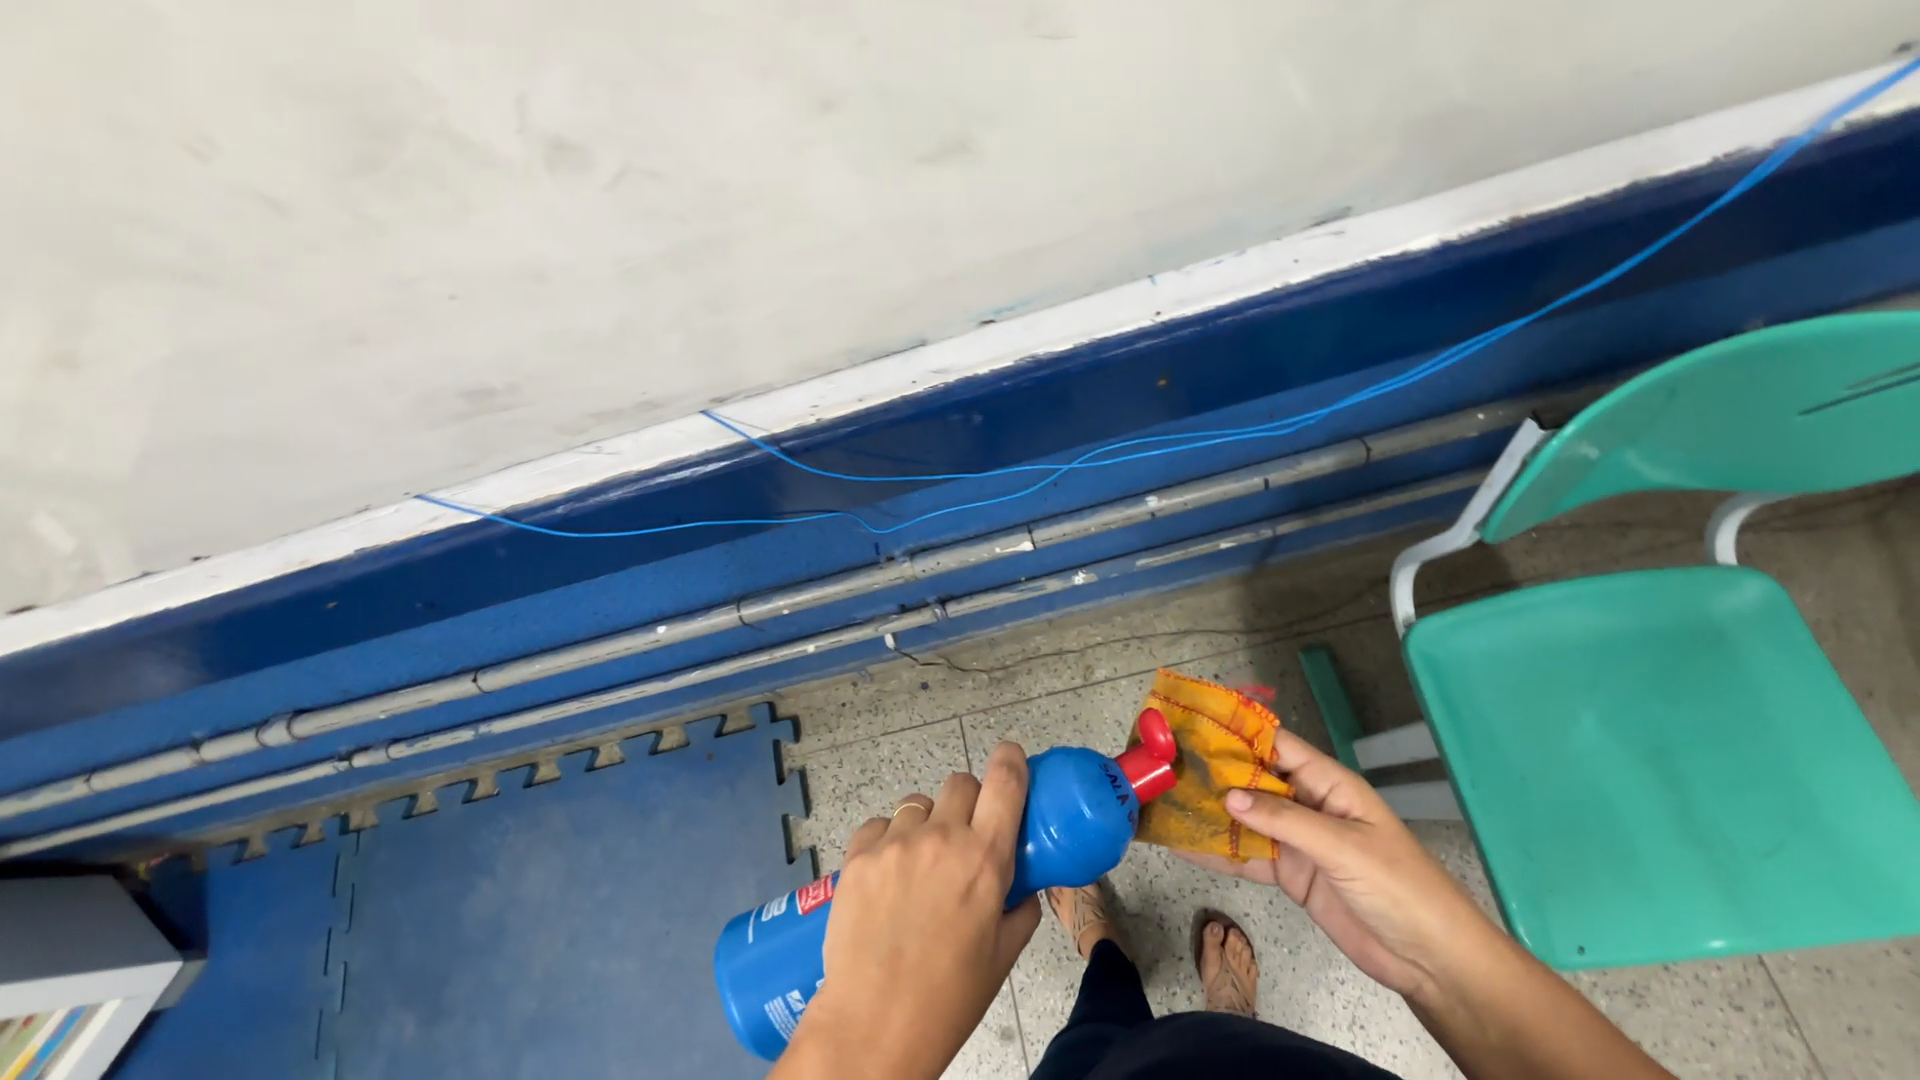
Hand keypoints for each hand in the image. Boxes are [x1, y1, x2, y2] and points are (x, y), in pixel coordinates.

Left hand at [776, 742, 1041, 1079]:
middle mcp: (942, 838)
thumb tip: (1023, 886)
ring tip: (918, 864)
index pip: (1004, 781)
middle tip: (963, 834)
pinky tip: (886, 874)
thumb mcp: (1003, 954)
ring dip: (925, 823)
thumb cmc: (950, 995)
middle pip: (960, 782)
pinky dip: (887, 840)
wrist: (875, 1023)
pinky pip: (879, 826)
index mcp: (986, 858)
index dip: (1010, 759)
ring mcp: (896, 843)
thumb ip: (1020, 908)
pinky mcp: (858, 855)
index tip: (1011, 758)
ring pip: (917, 804)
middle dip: (967, 799)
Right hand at [1177, 727, 1499, 1001]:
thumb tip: (1228, 796)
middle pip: (1254, 781)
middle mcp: (1308, 805)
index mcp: (1329, 784)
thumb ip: (1285, 821)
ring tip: (1164, 801)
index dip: (1239, 732)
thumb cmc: (1400, 888)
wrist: (1430, 960)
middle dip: (1214, 772)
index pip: (1278, 746)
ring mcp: (1297, 841)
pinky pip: (1247, 857)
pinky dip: (1218, 853)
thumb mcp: (1344, 847)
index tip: (1195, 722)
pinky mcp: (1290, 875)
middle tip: (1165, 764)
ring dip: (1210, 813)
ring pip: (1245, 819)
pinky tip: (1183, 847)